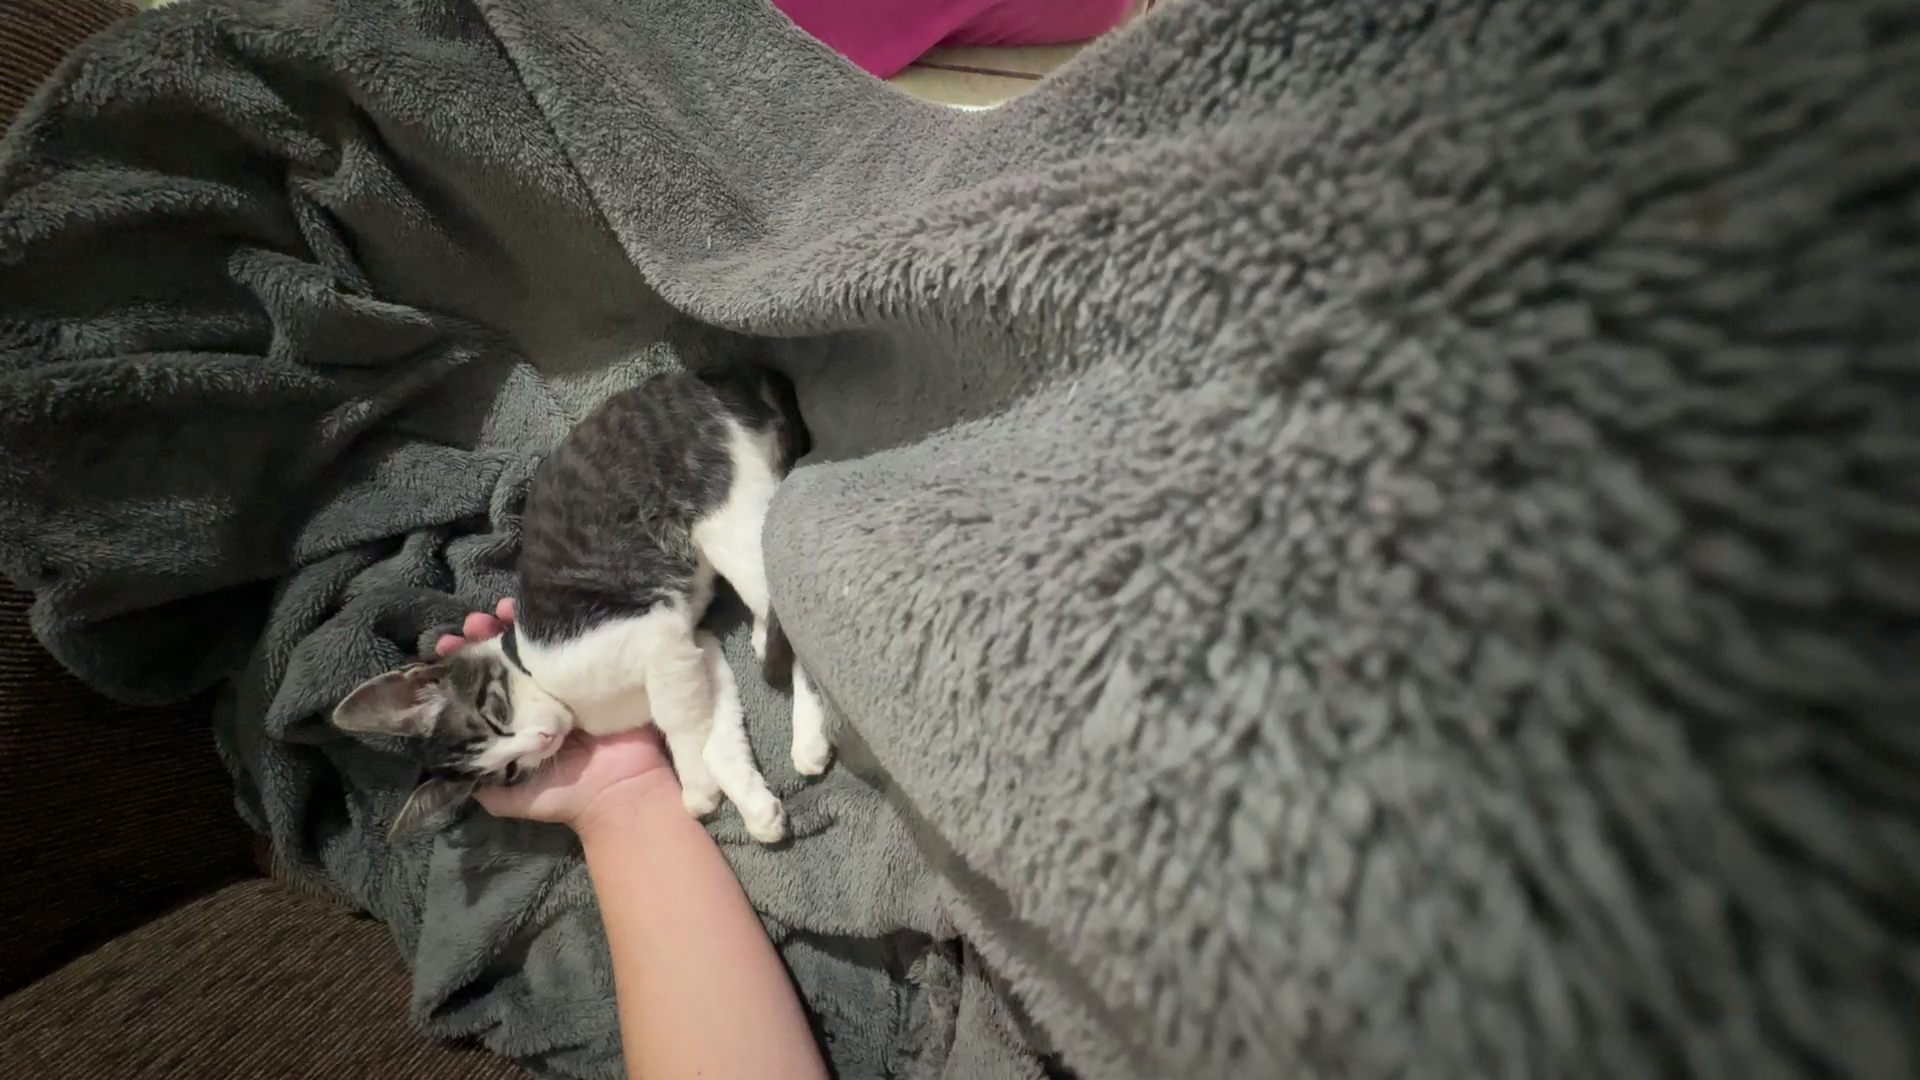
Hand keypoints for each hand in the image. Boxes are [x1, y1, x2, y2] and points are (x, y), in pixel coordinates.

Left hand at [444, 598, 677, 833]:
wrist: (619, 788)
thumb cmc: (564, 793)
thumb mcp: (504, 794)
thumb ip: (474, 774)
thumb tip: (437, 756)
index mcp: (513, 719)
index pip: (480, 684)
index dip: (461, 664)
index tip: (445, 646)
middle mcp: (538, 696)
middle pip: (506, 656)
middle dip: (486, 636)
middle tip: (473, 623)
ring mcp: (570, 681)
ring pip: (537, 644)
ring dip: (517, 624)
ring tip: (498, 610)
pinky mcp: (598, 671)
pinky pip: (576, 642)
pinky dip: (561, 624)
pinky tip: (543, 610)